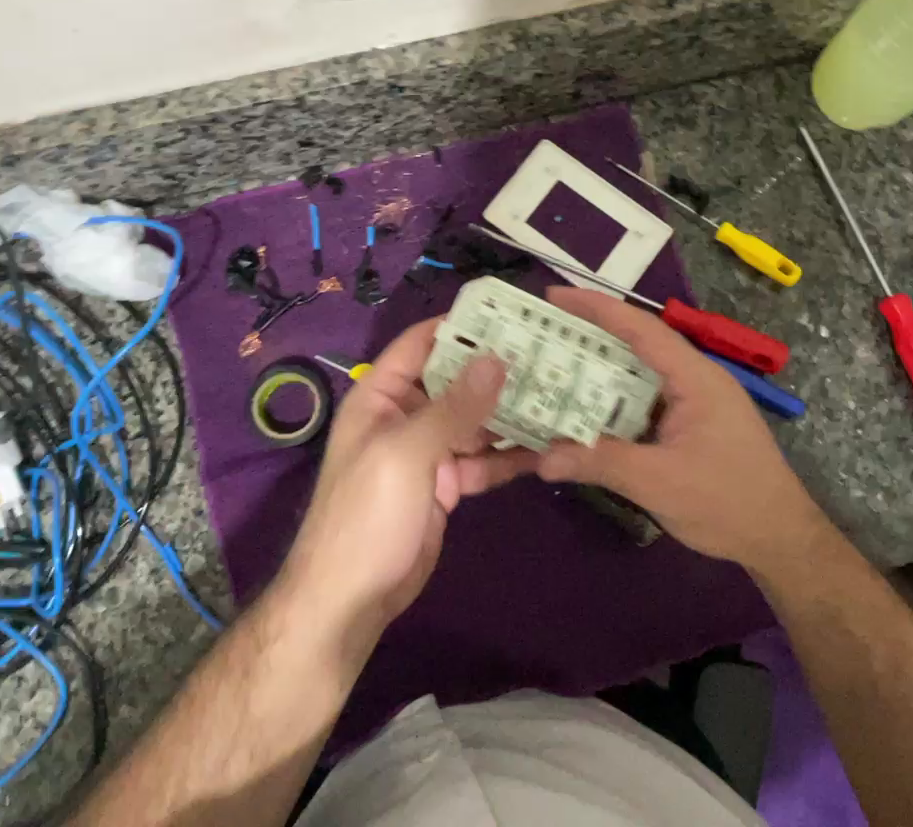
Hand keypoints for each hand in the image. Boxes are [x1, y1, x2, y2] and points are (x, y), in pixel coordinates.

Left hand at [276, 320, 533, 651]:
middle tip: (552, 354)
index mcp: (381, 398)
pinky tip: (547, 447)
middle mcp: (405, 417)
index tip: (510, 313)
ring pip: (474, 422)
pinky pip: (482, 461)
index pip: (420, 345)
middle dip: (497, 370)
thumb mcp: (408, 453)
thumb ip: (454, 407)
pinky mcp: (446, 486)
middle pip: (455, 382)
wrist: (351, 598)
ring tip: (562, 394)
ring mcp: (427, 453)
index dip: (460, 326)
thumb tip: (496, 358)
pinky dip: (509, 456)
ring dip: (510, 412)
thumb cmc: (367, 515)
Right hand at [537, 287, 833, 573]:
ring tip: (552, 368)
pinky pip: (644, 404)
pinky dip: (612, 404)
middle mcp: (695, 381)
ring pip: (638, 377)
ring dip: (599, 373)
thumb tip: (543, 459)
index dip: (597, 309)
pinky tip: (583, 414)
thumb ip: (601, 463)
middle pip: (637, 346)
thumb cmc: (728, 503)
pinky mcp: (691, 426)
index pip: (641, 329)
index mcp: (695, 379)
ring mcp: (695, 404)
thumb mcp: (658, 482)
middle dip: (589, 337)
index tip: (554, 295)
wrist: (779, 539)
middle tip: (541, 333)